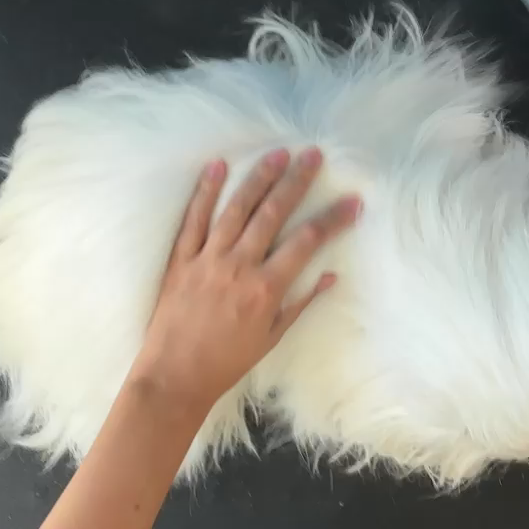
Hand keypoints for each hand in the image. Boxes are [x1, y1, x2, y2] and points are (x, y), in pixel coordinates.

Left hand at [129, 147, 360, 417]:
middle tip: (314, 154)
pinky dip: (204, 192)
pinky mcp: (180, 260)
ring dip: (258, 178)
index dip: (333, 219)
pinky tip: (217, 166)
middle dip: (296, 181)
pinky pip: (193, 220)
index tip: (353, 201)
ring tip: (277, 152)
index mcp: (266, 288)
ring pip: (236, 209)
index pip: (307, 242)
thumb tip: (331, 276)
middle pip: (272, 214)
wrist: (175, 376)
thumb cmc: (226, 362)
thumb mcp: (271, 338)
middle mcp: (239, 267)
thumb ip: (300, 304)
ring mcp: (207, 260)